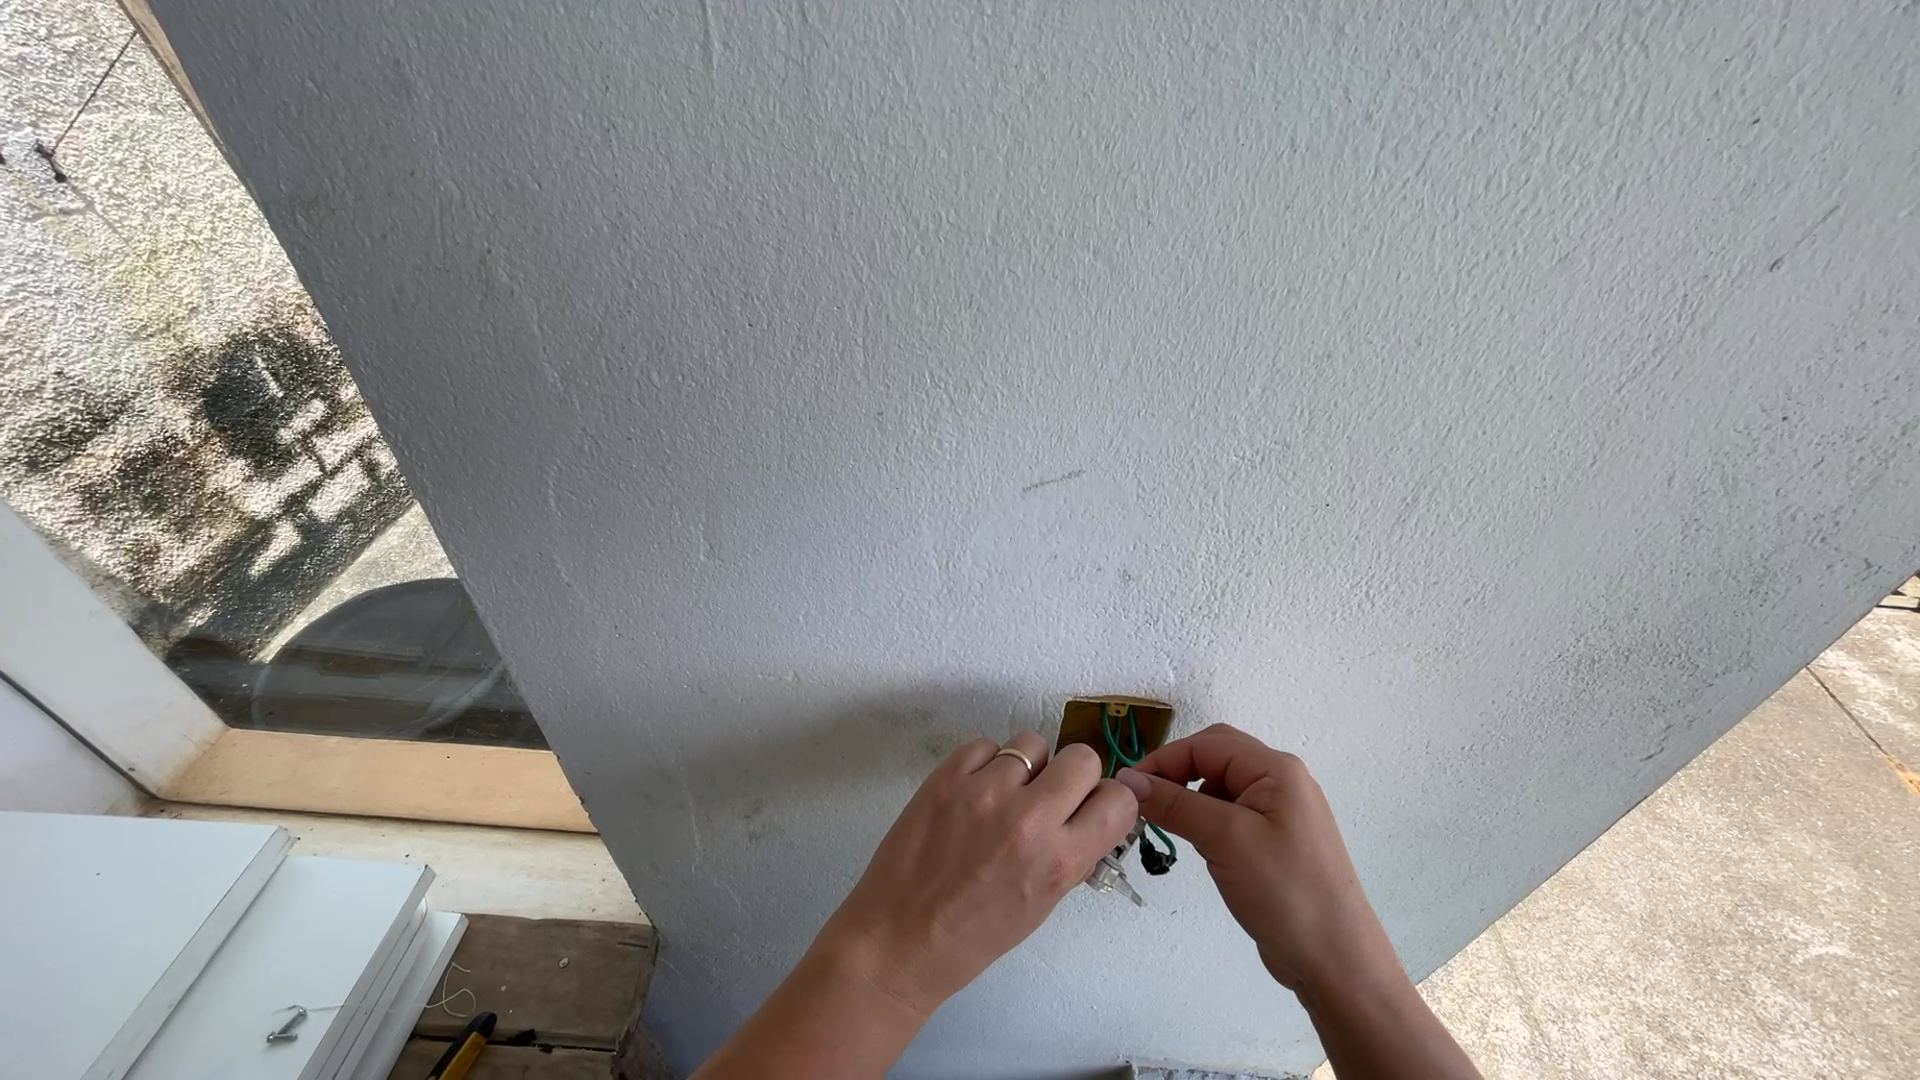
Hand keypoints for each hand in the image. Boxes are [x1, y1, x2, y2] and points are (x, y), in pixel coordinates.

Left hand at [812, 731, 1136, 1016]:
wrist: (899, 938)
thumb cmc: (974, 934)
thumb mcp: (1042, 903)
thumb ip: (1072, 852)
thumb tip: (1091, 813)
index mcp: (1058, 861)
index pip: (1118, 800)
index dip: (1108, 801)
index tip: (1091, 808)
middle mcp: (1027, 819)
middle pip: (1081, 758)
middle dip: (1072, 776)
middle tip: (1049, 796)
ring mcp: (984, 792)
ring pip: (1031, 743)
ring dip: (1025, 767)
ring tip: (1003, 796)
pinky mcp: (947, 776)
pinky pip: (985, 744)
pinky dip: (984, 763)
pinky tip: (973, 793)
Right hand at [1115, 724, 1396, 992]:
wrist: (1337, 963)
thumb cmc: (1284, 891)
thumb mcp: (1224, 839)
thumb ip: (1174, 803)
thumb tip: (1128, 780)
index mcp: (1276, 769)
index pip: (1205, 745)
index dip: (1163, 761)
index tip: (1128, 789)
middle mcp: (1282, 781)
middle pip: (1215, 756)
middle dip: (1177, 772)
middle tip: (1146, 801)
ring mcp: (1282, 812)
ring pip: (1221, 785)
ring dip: (1191, 797)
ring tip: (1171, 826)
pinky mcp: (1277, 841)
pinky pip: (1232, 813)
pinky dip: (1207, 820)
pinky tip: (1201, 846)